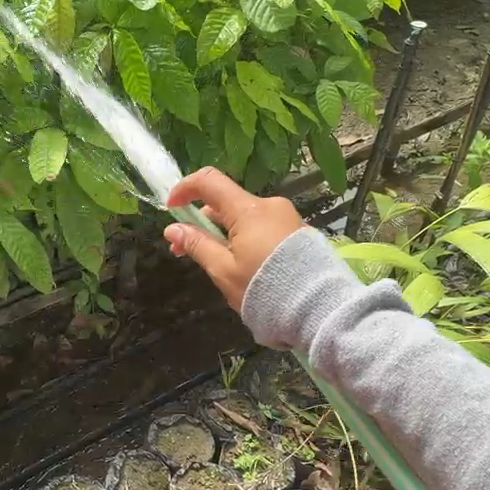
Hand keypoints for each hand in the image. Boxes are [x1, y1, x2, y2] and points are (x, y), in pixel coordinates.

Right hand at [162, 167, 303, 311]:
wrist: (318, 308)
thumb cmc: (265, 288)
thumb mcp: (223, 270)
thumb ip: (197, 245)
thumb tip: (173, 228)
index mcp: (248, 210)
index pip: (209, 181)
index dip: (185, 189)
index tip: (171, 208)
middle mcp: (269, 206)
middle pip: (226, 203)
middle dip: (201, 222)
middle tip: (184, 251)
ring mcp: (286, 218)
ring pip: (244, 217)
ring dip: (223, 233)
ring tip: (215, 265)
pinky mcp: (298, 233)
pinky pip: (262, 228)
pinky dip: (244, 239)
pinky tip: (241, 265)